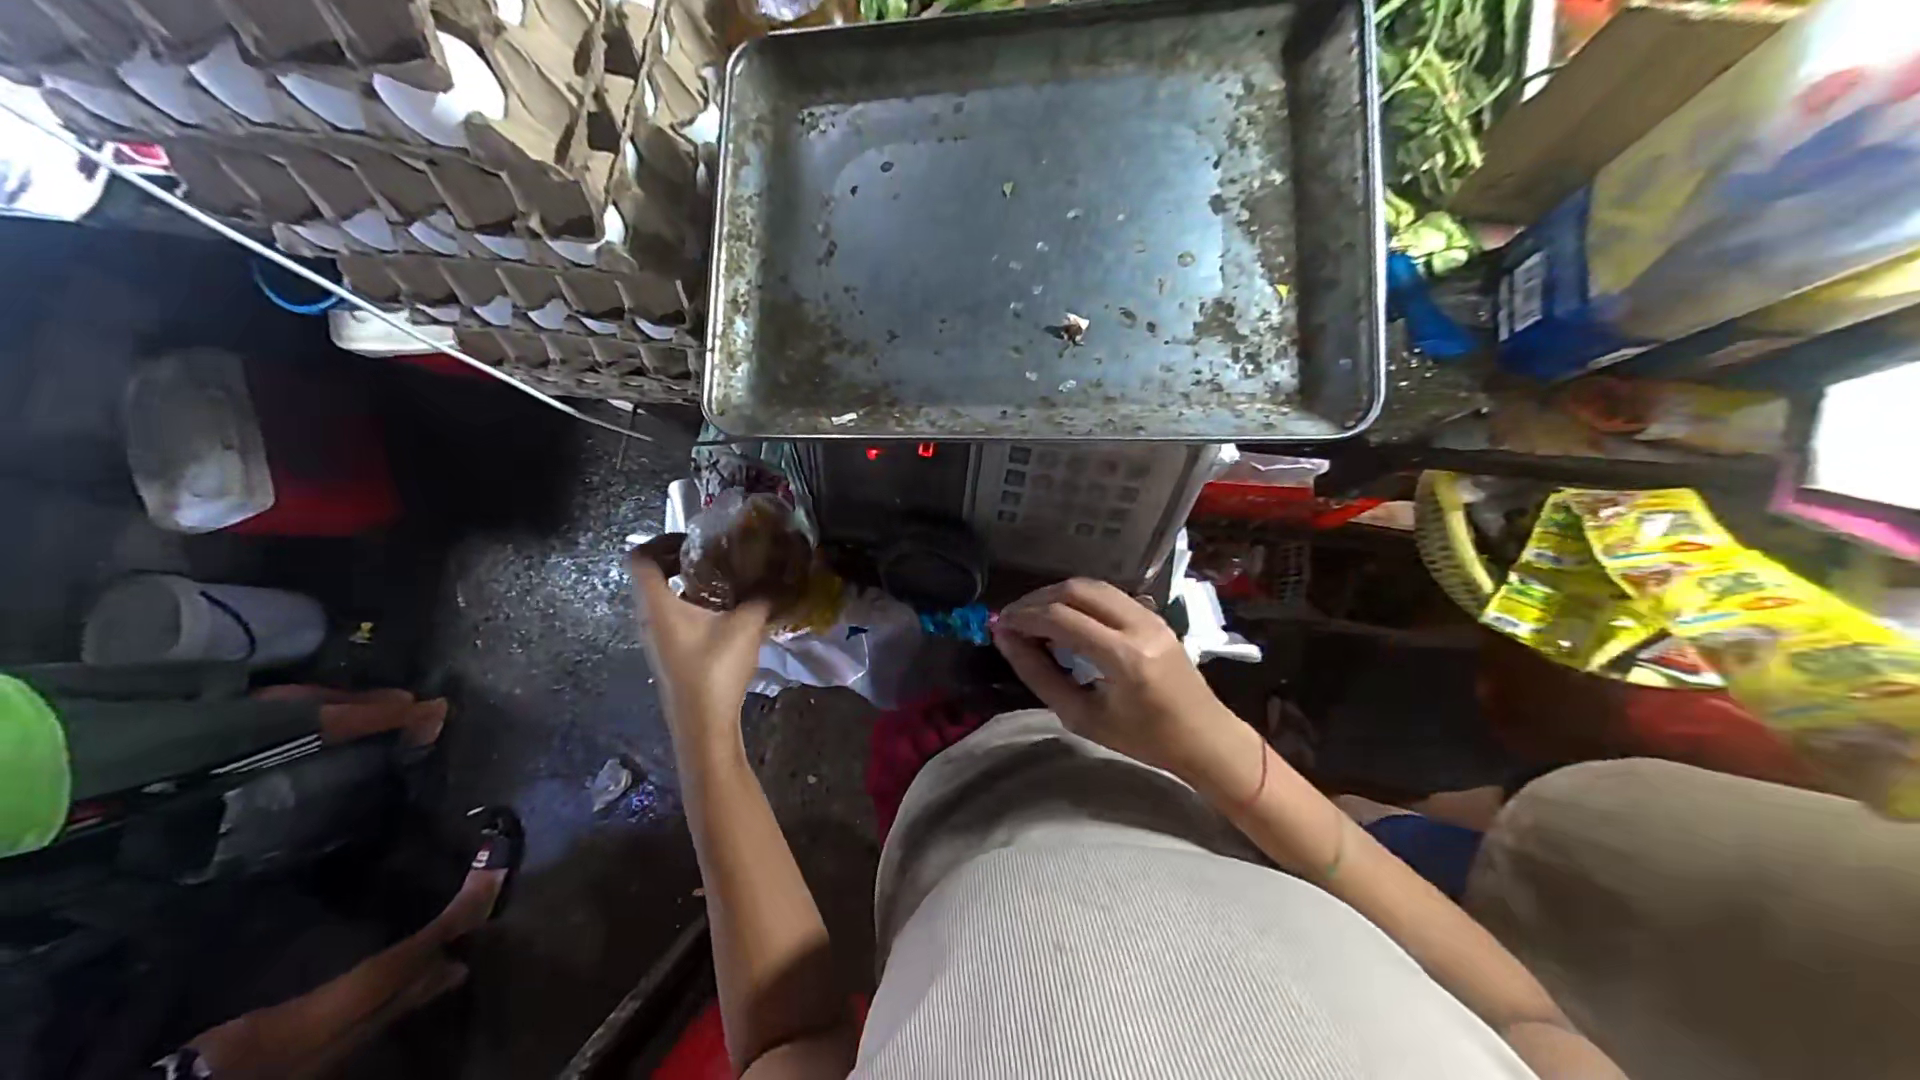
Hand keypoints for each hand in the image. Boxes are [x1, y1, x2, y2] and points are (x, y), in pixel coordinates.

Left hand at [629, 548, 770, 745]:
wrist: (702, 725)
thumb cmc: (715, 670)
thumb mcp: (745, 625)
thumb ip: (761, 595)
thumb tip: (780, 576)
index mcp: (657, 604)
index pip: (639, 556)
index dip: (660, 540)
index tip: (692, 540)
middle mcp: (648, 618)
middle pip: (649, 575)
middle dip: (677, 559)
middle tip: (712, 554)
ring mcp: (655, 639)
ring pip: (660, 597)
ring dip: (685, 583)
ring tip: (721, 580)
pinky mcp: (666, 654)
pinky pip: (670, 616)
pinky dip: (689, 604)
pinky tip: (722, 613)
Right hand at [991, 578, 1254, 795]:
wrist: (1205, 738)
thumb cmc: (1143, 739)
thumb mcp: (1082, 716)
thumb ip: (1040, 675)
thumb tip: (1005, 640)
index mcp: (1124, 657)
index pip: (1061, 618)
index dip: (1024, 617)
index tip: (999, 626)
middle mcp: (1139, 625)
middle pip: (1075, 590)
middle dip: (1036, 599)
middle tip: (1012, 619)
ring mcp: (1151, 615)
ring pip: (1092, 585)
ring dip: (1056, 595)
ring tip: (1032, 617)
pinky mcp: (1155, 614)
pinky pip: (1108, 594)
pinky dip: (1078, 599)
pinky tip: (1063, 617)